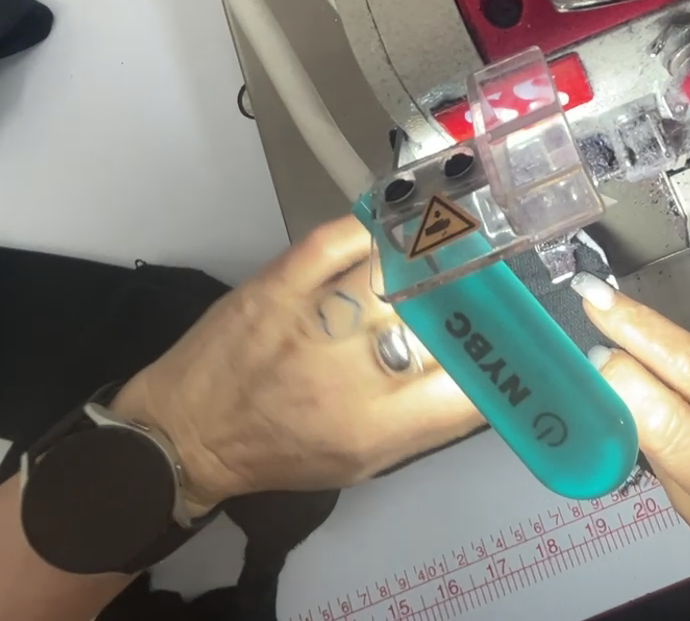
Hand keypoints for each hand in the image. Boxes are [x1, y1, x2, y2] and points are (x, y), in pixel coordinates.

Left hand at [113, 218, 482, 507]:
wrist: (182, 433)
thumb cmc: (279, 451)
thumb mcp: (359, 461)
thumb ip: (422, 421)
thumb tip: (476, 370)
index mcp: (370, 431)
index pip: (462, 393)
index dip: (497, 364)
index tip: (506, 342)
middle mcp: (343, 377)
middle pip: (432, 323)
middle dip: (465, 302)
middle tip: (483, 284)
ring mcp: (307, 322)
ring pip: (391, 273)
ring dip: (427, 255)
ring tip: (450, 243)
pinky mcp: (276, 284)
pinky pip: (337, 239)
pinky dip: (372, 227)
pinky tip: (393, 229)